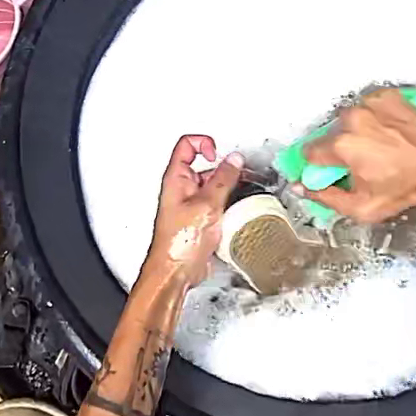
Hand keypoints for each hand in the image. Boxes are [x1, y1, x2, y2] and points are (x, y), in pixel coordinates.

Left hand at [142, 134, 242, 287]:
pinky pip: (217, 203)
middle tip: (237, 175)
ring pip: (213, 185)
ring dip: (228, 188)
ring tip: (239, 195)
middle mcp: (182, 188)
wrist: (176, 272)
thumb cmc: (179, 242)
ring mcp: (191, 204)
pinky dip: (228, 203)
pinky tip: (235, 212)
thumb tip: (234, 160)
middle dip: (224, 168)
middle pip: (204, 165)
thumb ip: (223, 179)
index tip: (219, 154)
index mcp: (176, 178)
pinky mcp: (200, 218)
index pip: (187, 145)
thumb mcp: (207, 204)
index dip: (205, 143)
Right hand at [298, 89, 415, 222]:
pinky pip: (369, 106)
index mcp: (342, 146)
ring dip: (358, 131)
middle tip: (361, 162)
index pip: (311, 151)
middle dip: (341, 148)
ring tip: (377, 146)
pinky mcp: (386, 98)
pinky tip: (386, 132)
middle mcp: (353, 121)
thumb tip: (301, 188)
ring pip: (350, 119)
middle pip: (332, 134)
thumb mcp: (361, 207)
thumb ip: (325, 197)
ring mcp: (370, 105)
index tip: (330, 169)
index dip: (319, 163)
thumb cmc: (405, 188)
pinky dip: (374, 117)